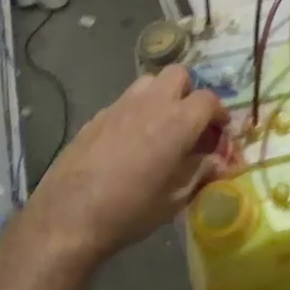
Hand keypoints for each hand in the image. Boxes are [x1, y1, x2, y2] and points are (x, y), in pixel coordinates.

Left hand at [22, 64, 228, 261]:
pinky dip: (137, 110)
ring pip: (150, 81)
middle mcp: (151, 103)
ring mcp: (121, 104)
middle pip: (179, 75)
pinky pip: (126, 100)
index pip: (209, 99)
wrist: (70, 213)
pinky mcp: (98, 114)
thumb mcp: (175, 199)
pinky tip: (132, 140)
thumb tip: (216, 161)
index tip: (219, 132)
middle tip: (190, 122)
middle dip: (190, 92)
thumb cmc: (131, 210)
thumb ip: (200, 172)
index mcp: (177, 121)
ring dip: (162, 95)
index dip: (219, 113)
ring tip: (161, 126)